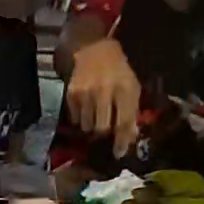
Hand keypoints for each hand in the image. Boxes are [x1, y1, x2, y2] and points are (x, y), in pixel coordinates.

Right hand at [66, 38, 141, 158]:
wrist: (93, 49)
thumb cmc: (117, 72)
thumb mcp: (131, 88)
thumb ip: (132, 113)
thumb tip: (129, 140)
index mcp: (124, 89)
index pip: (123, 123)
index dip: (121, 142)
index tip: (118, 153)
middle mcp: (104, 91)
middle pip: (102, 129)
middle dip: (104, 133)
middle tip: (105, 128)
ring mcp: (86, 92)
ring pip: (87, 126)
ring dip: (92, 126)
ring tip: (95, 116)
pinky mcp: (72, 94)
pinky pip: (76, 119)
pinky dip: (81, 119)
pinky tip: (86, 107)